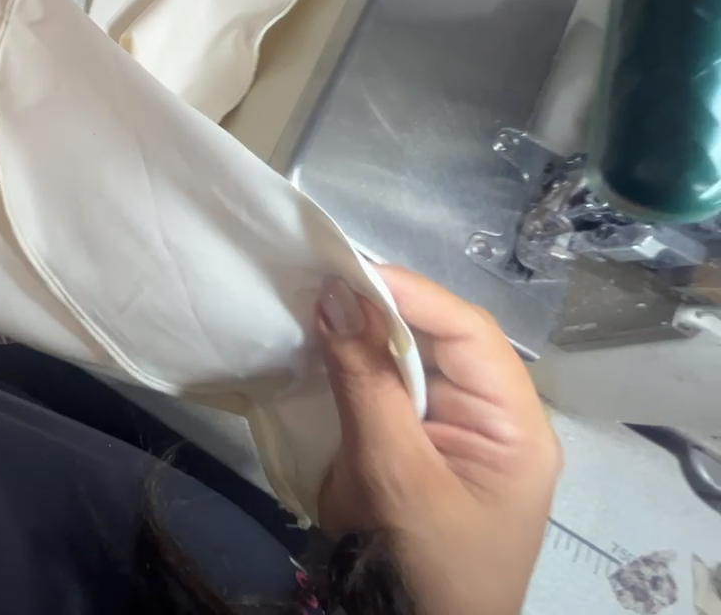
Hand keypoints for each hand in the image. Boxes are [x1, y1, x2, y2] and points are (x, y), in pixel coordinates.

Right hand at [317, 266, 560, 614]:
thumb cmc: (420, 553)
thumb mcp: (393, 468)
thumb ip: (366, 380)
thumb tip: (333, 297)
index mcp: (512, 425)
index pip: (469, 333)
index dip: (409, 292)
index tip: (341, 269)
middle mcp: (488, 414)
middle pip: (440, 334)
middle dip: (379, 300)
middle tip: (314, 276)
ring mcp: (448, 423)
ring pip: (409, 350)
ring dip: (359, 322)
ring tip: (308, 296)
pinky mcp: (408, 431)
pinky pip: (384, 375)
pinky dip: (348, 350)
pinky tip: (316, 335)